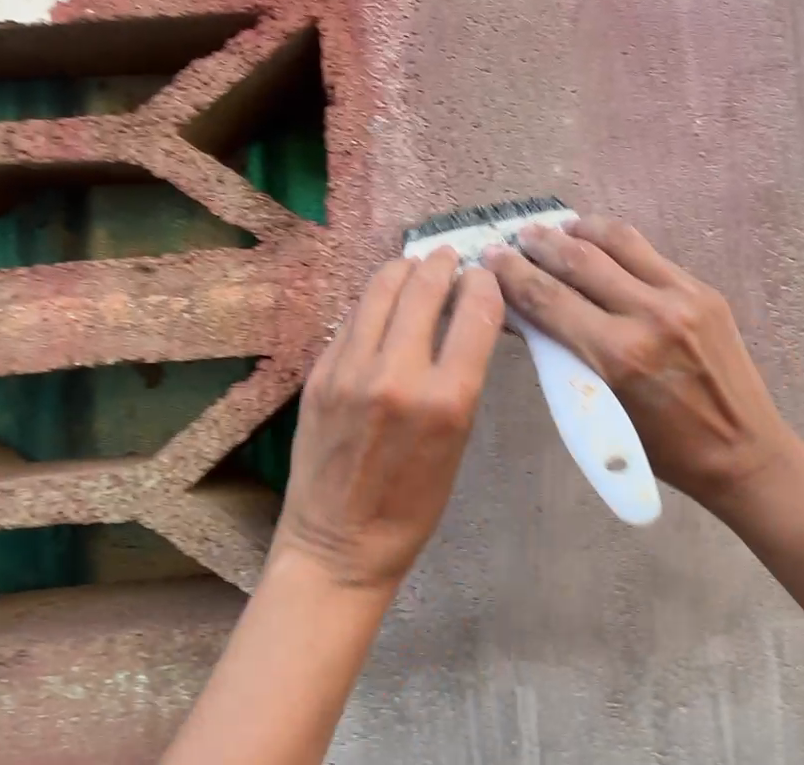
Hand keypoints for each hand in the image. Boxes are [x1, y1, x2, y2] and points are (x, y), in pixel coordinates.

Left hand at [273, 248, 504, 590]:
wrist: (338, 544)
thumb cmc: (414, 505)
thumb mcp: (458, 441)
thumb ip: (460, 376)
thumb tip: (464, 319)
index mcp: (446, 400)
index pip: (476, 312)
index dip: (484, 285)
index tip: (484, 278)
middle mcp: (397, 374)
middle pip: (425, 287)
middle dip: (443, 265)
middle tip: (450, 258)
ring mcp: (349, 370)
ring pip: (381, 289)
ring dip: (405, 270)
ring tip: (416, 266)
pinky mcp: (318, 373)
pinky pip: (352, 318)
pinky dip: (374, 302)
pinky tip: (383, 302)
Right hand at [481, 215, 794, 513]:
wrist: (743, 452)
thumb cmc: (663, 451)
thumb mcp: (601, 410)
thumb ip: (564, 357)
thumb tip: (526, 316)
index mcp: (618, 356)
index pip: (549, 299)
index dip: (513, 274)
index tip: (491, 257)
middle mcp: (650, 315)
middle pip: (579, 259)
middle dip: (540, 244)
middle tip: (517, 236)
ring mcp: (682, 297)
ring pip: (618, 240)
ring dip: (580, 229)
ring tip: (557, 229)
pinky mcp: (703, 290)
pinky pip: (649, 253)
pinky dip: (616, 242)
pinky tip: (600, 244)